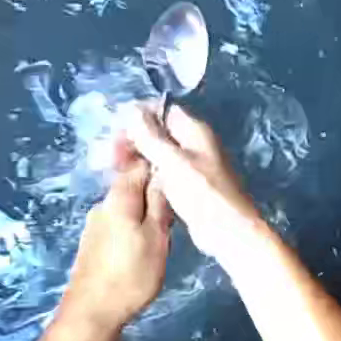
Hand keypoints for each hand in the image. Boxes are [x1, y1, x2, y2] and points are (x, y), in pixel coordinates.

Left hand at [58, 149, 172, 335]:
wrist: (91, 312)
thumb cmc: (131, 275)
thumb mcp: (156, 238)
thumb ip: (159, 204)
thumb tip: (162, 174)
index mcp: (119, 198)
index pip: (140, 165)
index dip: (160, 166)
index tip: (181, 176)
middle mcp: (103, 205)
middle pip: (132, 186)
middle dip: (154, 192)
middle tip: (177, 209)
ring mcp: (95, 224)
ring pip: (127, 207)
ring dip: (145, 212)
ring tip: (165, 231)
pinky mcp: (93, 243)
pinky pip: (119, 223)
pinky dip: (134, 227)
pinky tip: (144, 245)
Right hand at [122, 104, 269, 265]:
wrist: (227, 230)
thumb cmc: (202, 192)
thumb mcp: (172, 161)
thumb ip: (151, 136)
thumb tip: (133, 109)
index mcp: (195, 131)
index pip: (163, 111)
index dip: (139, 118)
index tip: (118, 132)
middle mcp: (194, 144)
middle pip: (160, 133)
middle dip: (136, 140)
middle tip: (113, 156)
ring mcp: (191, 166)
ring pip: (159, 154)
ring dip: (139, 158)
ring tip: (116, 168)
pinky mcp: (187, 187)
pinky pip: (163, 173)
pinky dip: (148, 174)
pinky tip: (131, 181)